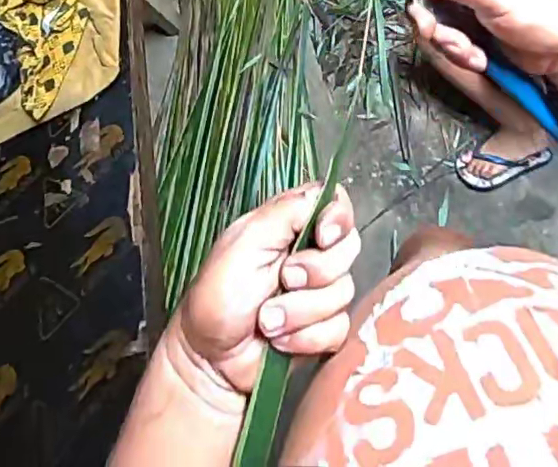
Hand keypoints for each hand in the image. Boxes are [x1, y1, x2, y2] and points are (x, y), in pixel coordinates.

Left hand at [163, 184, 360, 414]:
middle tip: (283, 279)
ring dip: (301, 310)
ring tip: (267, 319)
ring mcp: (318, 290)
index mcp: (291, 222)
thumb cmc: (218, 295)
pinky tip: (280, 340)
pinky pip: (337, 327)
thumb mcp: (245, 241)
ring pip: (343, 290)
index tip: (322, 236)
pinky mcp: (323, 327)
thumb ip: (286, 212)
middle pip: (348, 245)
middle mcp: (310, 251)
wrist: (209, 361)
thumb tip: (323, 194)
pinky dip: (306, 337)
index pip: (334, 203)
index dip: (337, 218)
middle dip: (316, 270)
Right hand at [379, 0, 557, 75]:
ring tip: (470, 52)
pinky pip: (451, 37)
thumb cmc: (538, 10)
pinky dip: (461, 51)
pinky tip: (480, 59)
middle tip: (432, 30)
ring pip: (437, 17)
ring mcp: (473, 3)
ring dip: (448, 39)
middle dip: (429, 15)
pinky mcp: (476, 29)